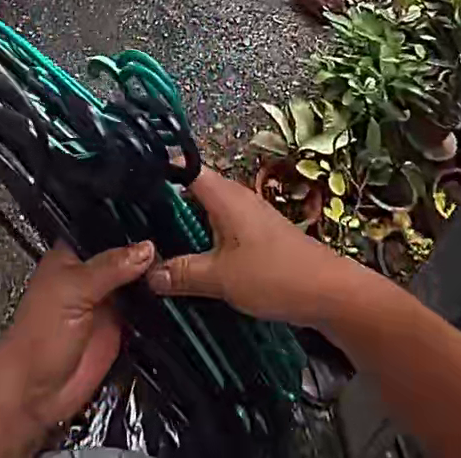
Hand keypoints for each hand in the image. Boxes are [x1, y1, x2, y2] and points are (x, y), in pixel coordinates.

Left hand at [0, 241, 155, 443]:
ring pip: (137, 282)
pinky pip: (144, 311)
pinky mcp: (119, 327)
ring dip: (154, 280)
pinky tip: (169, 300)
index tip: (157, 225)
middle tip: (171, 251)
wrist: (36, 392)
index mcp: (73, 253)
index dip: (130, 227)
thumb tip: (144, 249)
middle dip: (146, 254)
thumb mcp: (74, 289)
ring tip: (173, 273)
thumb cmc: (36, 336)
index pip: (107, 230)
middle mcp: (91, 273)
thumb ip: (109, 267)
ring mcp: (105, 300)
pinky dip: (157, 307)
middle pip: (126, 255)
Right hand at [147, 169, 370, 327]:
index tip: (128, 177)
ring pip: (204, 208)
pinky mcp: (255, 233)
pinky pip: (218, 224)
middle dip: (163, 198)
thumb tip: (147, 273)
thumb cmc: (274, 275)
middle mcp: (233, 196)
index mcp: (223, 193)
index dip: (157, 167)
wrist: (332, 294)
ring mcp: (246, 214)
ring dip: (182, 220)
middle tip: (131, 211)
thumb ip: (182, 273)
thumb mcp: (221, 277)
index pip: (183, 165)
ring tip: (151, 234)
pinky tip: (188, 254)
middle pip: (191, 187)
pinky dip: (200, 234)